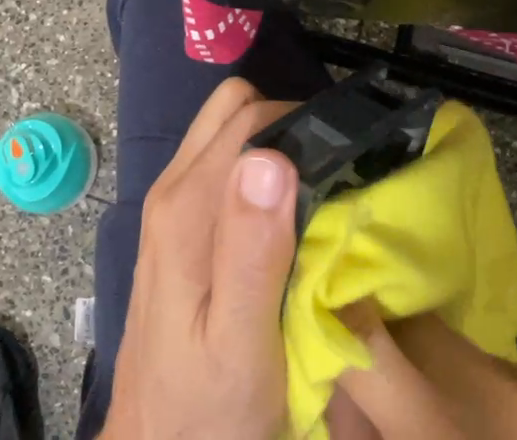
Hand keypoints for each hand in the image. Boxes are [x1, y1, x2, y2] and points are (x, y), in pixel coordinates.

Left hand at [102, 78, 300, 439]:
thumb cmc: (207, 406)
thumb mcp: (240, 342)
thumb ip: (253, 250)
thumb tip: (271, 156)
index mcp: (186, 207)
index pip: (250, 118)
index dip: (302, 126)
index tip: (346, 162)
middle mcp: (172, 190)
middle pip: (234, 110)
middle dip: (288, 122)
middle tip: (333, 174)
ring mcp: (171, 205)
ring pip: (226, 132)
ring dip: (273, 143)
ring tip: (316, 191)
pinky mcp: (178, 226)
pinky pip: (221, 166)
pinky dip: (258, 168)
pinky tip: (286, 213)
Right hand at [324, 302, 516, 439]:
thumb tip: (339, 396)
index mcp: (447, 432)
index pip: (362, 333)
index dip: (331, 316)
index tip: (318, 325)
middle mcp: (511, 400)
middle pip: (418, 331)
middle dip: (397, 359)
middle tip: (405, 413)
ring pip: (481, 361)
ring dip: (464, 393)